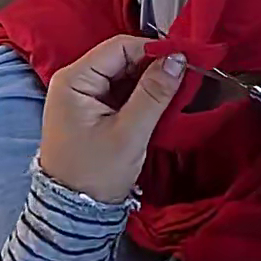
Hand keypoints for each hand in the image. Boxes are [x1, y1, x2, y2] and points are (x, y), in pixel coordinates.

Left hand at [39, 36, 186, 202]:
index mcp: (74, 80)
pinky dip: (144, 94)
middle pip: (123, 57)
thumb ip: (154, 93)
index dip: (154, 49)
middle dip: (155, 65)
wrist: (75, 213)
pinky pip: (123, 90)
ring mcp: (84, 95)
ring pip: (126, 73)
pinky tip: (162, 102)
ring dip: (152, 80)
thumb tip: (178, 58)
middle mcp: (75, 80)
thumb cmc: (96, 174)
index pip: (119, 47)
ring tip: (178, 90)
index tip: (184, 59)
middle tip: (186, 76)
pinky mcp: (94, 109)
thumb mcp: (129, 133)